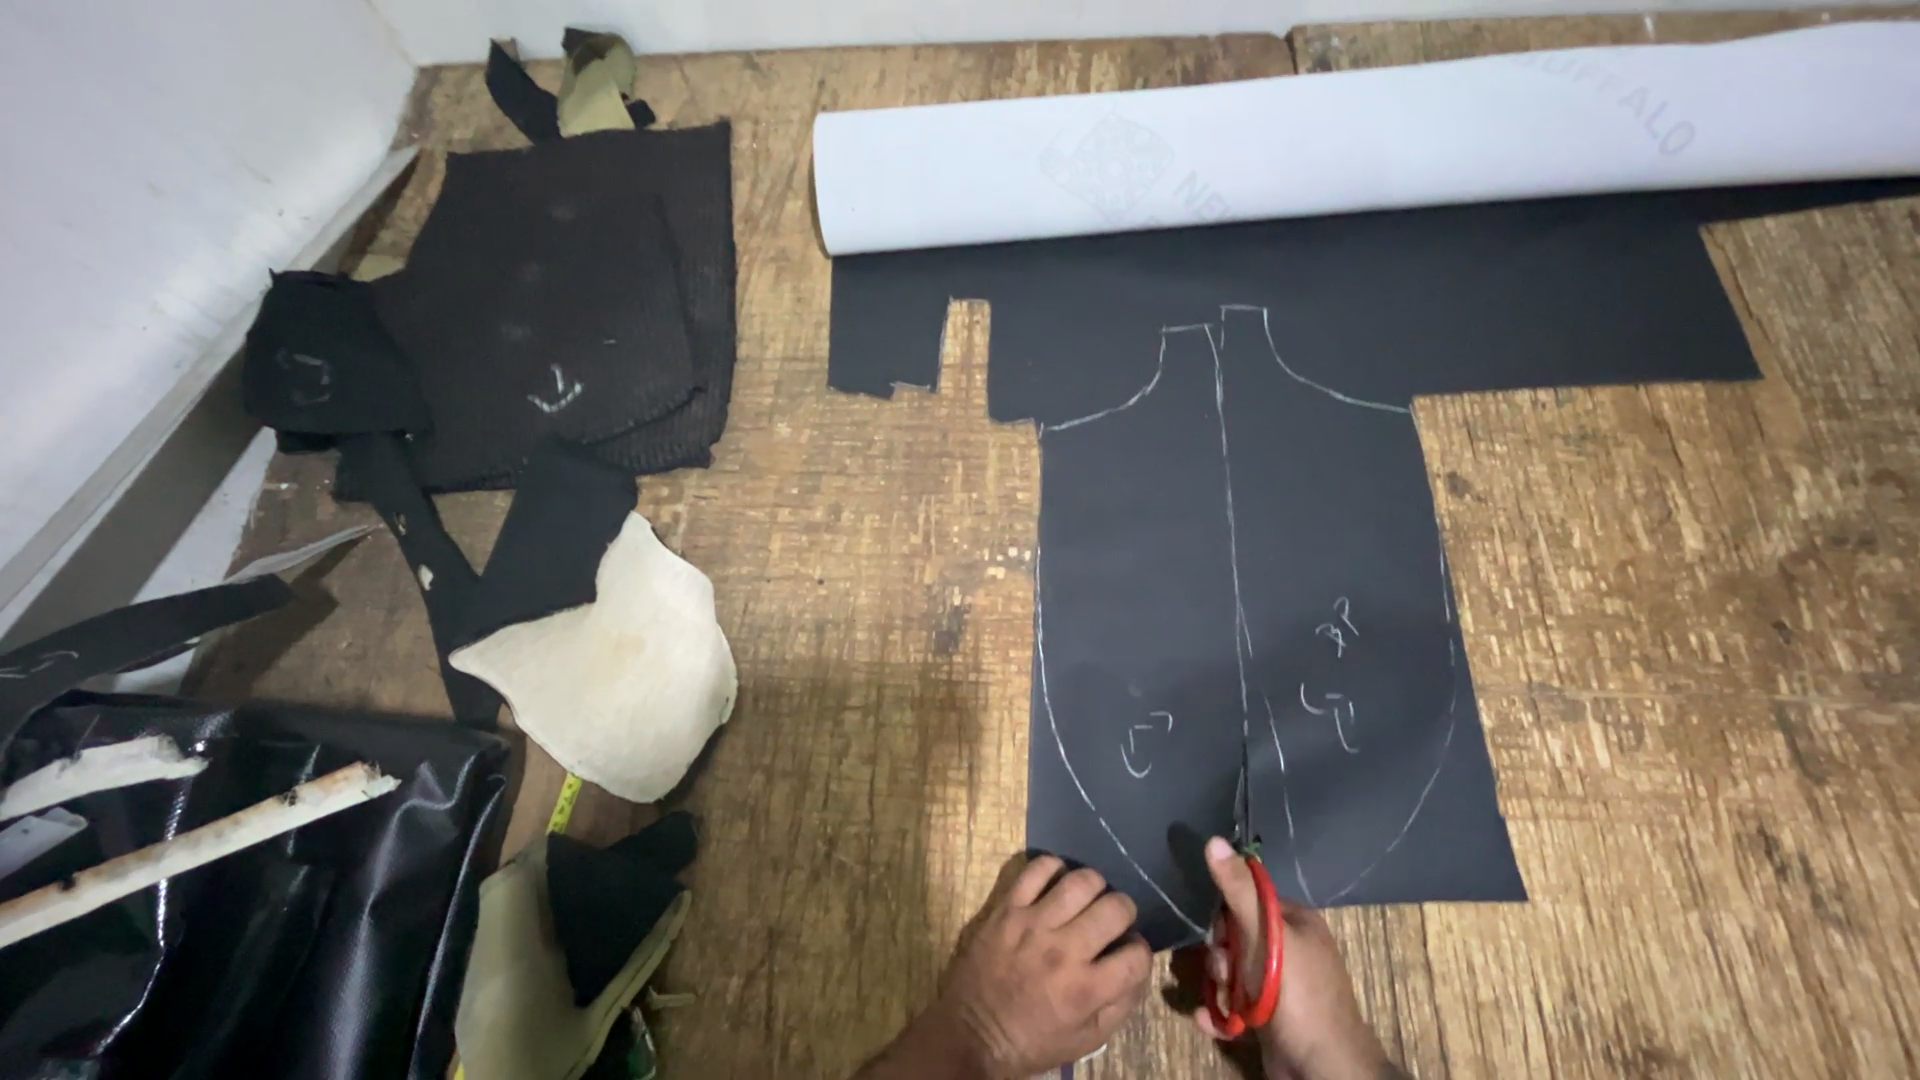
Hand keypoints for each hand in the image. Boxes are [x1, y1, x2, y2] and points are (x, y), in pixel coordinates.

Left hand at [886, 855, 1152, 1078]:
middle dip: (1124, 911)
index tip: (1129, 950)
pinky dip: (1054, 868)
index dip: (1140, 950)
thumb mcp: (1087, 1039)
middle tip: (1113, 918)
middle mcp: (1064, 951)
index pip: (1137, 953)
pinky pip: (1037, 869)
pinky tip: (1057, 882)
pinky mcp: (1008, 908)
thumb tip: (1137, 961)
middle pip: (1115, 907)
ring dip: (1095, 885)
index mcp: (1086, 990)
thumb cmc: (1034, 1039)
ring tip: (1089, 897)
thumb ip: (1122, 1002)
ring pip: (1081, 881)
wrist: (974, 1032)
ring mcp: (1033, 924)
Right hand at [1188, 837, 1397, 1079]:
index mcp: (1295, 923)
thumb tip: (1213, 839)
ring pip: (1231, 972)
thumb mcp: (1265, 934)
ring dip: (1218, 986)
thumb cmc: (1297, 993)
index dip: (1227, 914)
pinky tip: (1209, 1020)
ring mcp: (1280, 987)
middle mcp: (1290, 950)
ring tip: (1224, 1001)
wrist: (1324, 1071)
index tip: (1219, 932)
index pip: (1248, 898)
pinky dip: (1220, 1012)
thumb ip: (1238, 889)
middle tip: (1225, 973)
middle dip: (1220, 956)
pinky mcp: (1269, 1018)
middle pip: (1235, 937)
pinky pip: (1234, 1005)